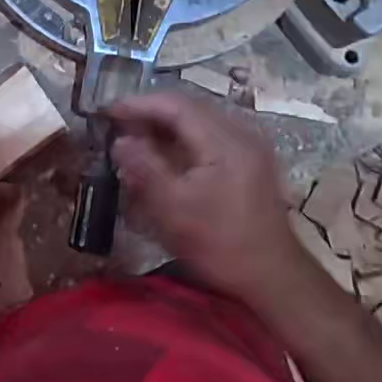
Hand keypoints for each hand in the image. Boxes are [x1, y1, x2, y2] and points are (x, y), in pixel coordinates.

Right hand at [107, 92, 310, 304]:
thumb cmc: (220, 245)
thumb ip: (145, 168)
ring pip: (200, 120)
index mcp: (225, 141)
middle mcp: (241, 133)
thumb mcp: (173, 209)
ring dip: (166, 125)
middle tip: (118, 125)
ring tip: (136, 137)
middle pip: (189, 108)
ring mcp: (250, 145)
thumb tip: (120, 141)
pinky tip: (165, 153)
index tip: (109, 111)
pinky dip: (184, 138)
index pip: (176, 106)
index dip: (139, 104)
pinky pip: (211, 134)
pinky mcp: (251, 160)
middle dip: (151, 113)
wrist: (273, 277)